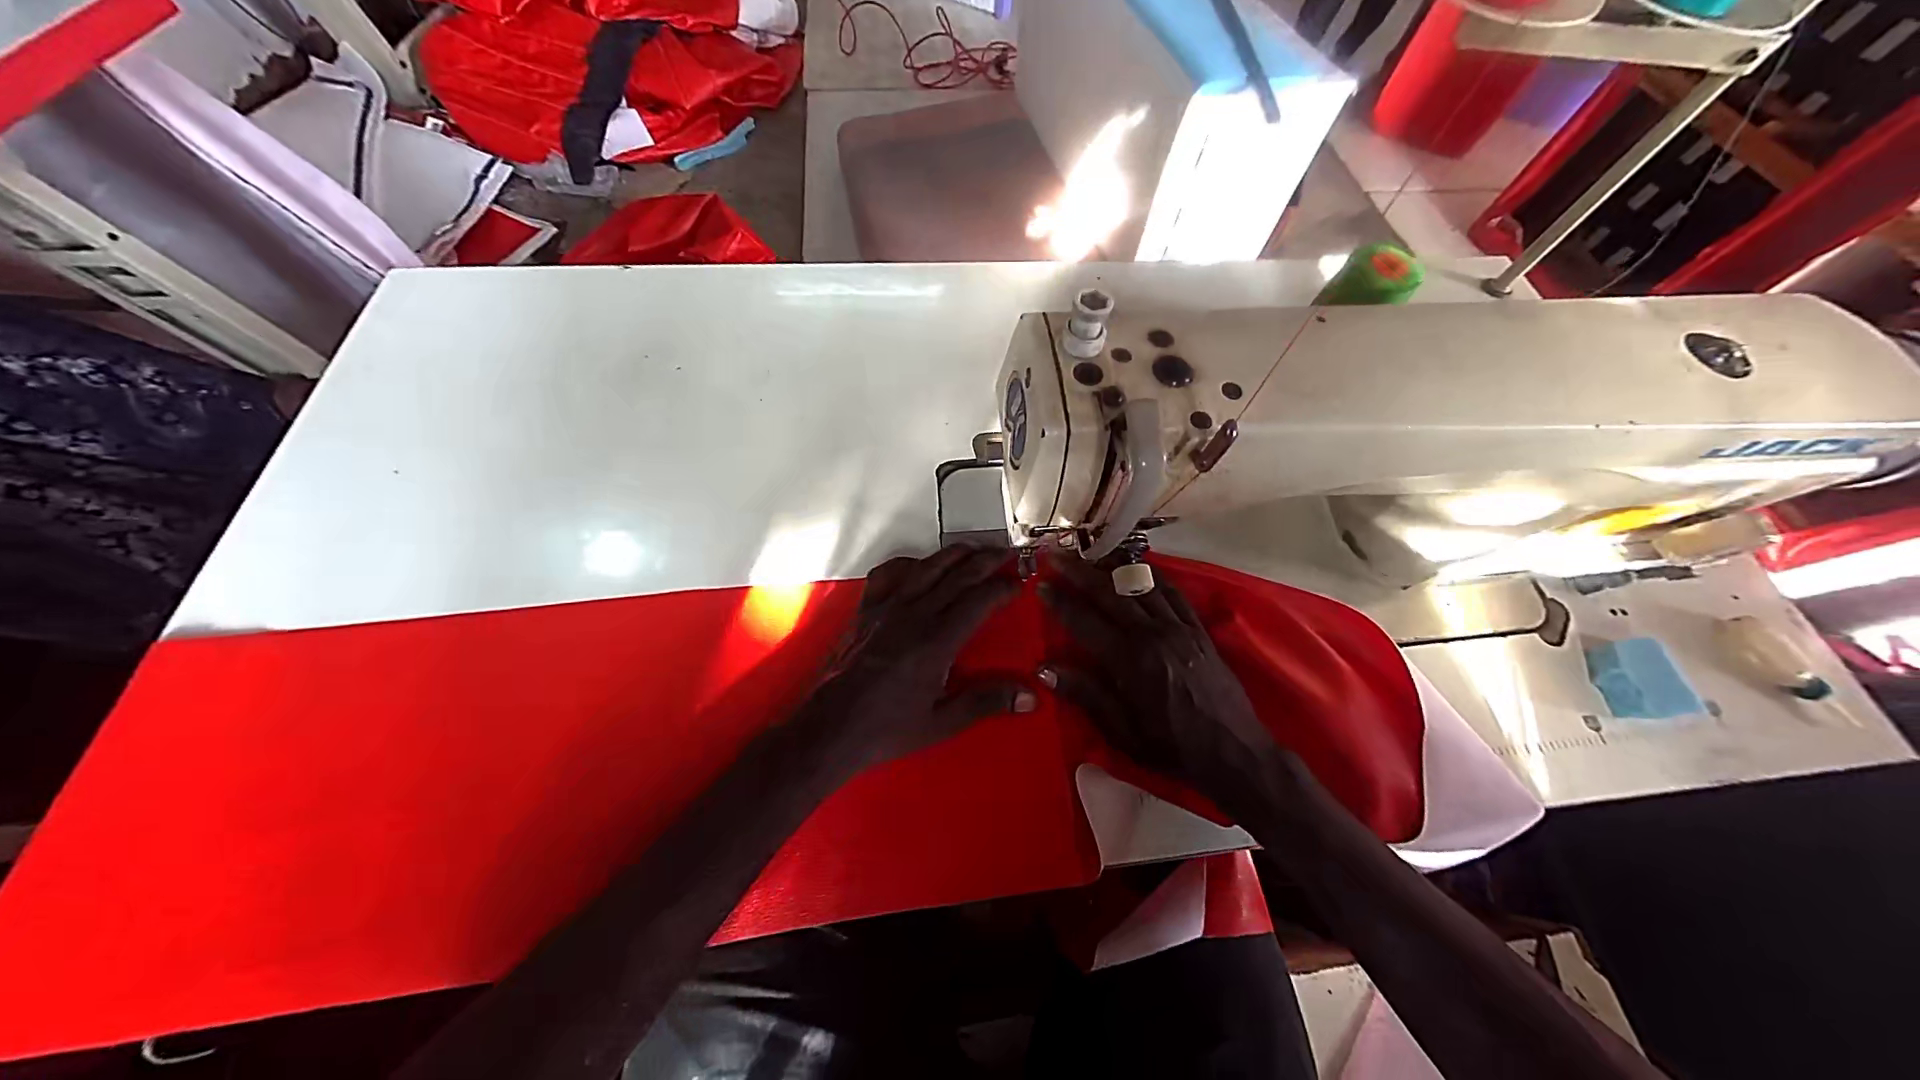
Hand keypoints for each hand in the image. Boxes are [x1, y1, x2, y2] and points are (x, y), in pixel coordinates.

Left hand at [804, 547, 1034, 772]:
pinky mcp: (866, 612)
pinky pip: (888, 576)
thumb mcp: (941, 722)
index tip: (1019, 582)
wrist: (830, 728)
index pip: (979, 600)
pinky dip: (906, 564)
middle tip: (1006, 554)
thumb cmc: (885, 728)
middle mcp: (913, 616)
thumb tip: (1028, 697)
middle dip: (986, 560)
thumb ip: (985, 702)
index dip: (1003, 587)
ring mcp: (886, 609)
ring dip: (953, 555)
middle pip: (957, 575)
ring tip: (973, 549)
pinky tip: (916, 564)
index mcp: (936, 641)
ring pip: (926, 568)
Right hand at [1038, 554, 1281, 815]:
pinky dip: (1153, 576)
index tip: (1041, 584)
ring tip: (1091, 553)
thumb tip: (1044, 668)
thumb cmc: (1172, 748)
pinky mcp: (1199, 629)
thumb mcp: (1122, 732)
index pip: (1085, 622)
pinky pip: (1173, 593)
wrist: (1234, 752)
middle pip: (1110, 592)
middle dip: (1080, 572)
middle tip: (1057, 555)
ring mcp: (1179, 628)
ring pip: (1142, 584)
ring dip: (1113, 566)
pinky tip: (1140, 568)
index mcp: (1130, 661)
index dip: (1060, 602)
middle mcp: (1154, 635)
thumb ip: (1085, 694)